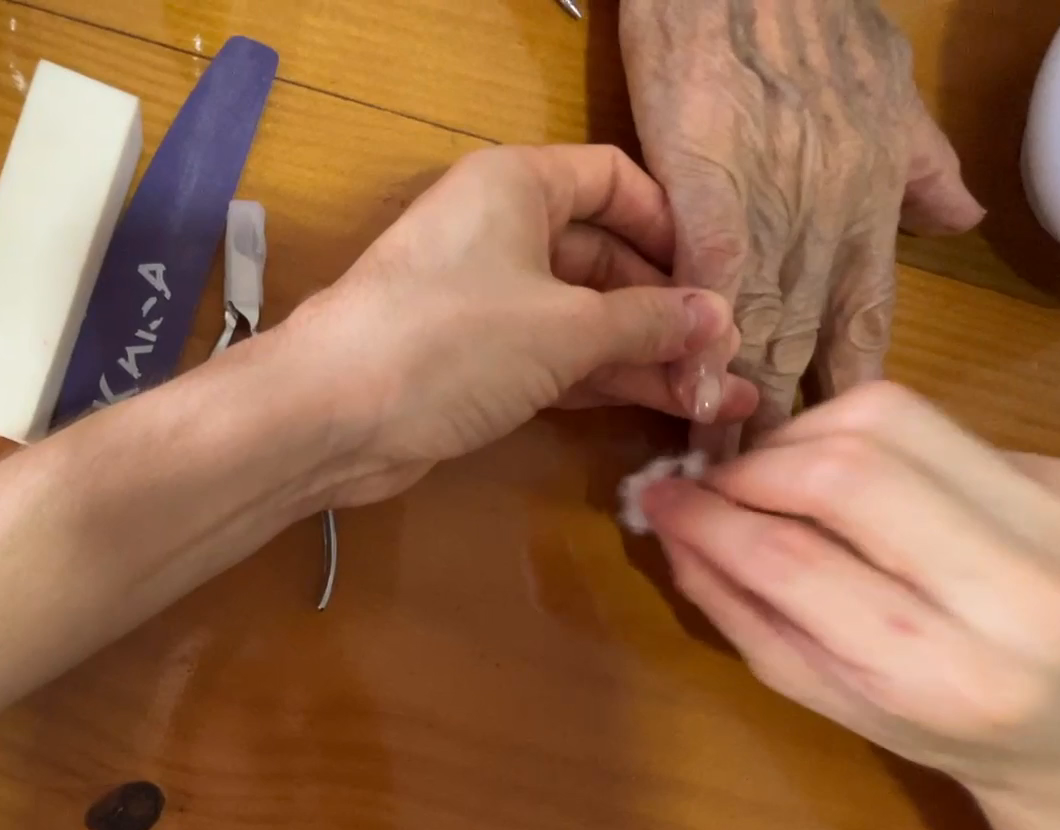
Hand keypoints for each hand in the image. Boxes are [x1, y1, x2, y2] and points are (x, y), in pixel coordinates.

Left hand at [283, 144, 754, 507]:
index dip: (669, 224)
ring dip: (641, 356)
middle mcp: (495, 236)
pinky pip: (546, 360)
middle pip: (598, 259)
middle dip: (663, 310)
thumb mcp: (564, 325)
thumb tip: (714, 319)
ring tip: (715, 392)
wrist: (333, 416)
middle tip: (725, 357)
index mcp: (514, 187)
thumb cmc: (452, 341)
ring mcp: (478, 305)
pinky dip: (596, 380)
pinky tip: (659, 404)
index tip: (719, 274)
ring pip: (576, 319)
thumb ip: (646, 321)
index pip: (610, 182)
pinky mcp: (467, 364)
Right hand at [621, 0, 985, 450]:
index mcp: (864, 202)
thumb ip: (917, 164)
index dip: (846, 383)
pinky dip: (700, 340)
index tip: (833, 447)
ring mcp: (770, 208)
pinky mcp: (709, 192)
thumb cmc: (804, 23)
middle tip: (769, 488)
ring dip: (739, 400)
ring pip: (763, 325)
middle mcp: (828, 219)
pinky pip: (711, 285)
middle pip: (810, 339)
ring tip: (722, 467)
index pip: (862, 317)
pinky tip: (684, 393)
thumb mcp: (885, 90)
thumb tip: (956, 218)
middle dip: (788, 417)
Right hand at [637, 382, 1059, 794]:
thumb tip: (666, 517)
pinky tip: (858, 489)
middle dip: (753, 468)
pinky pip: (932, 424)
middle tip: (716, 486)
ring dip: (798, 437)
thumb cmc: (921, 724)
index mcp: (942, 675)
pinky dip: (860, 443)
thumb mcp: (804, 684)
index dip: (709, 518)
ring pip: (890, 420)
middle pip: (850, 472)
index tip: (658, 497)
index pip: (794, 562)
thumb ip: (729, 600)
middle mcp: (1027, 597)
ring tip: (773, 477)